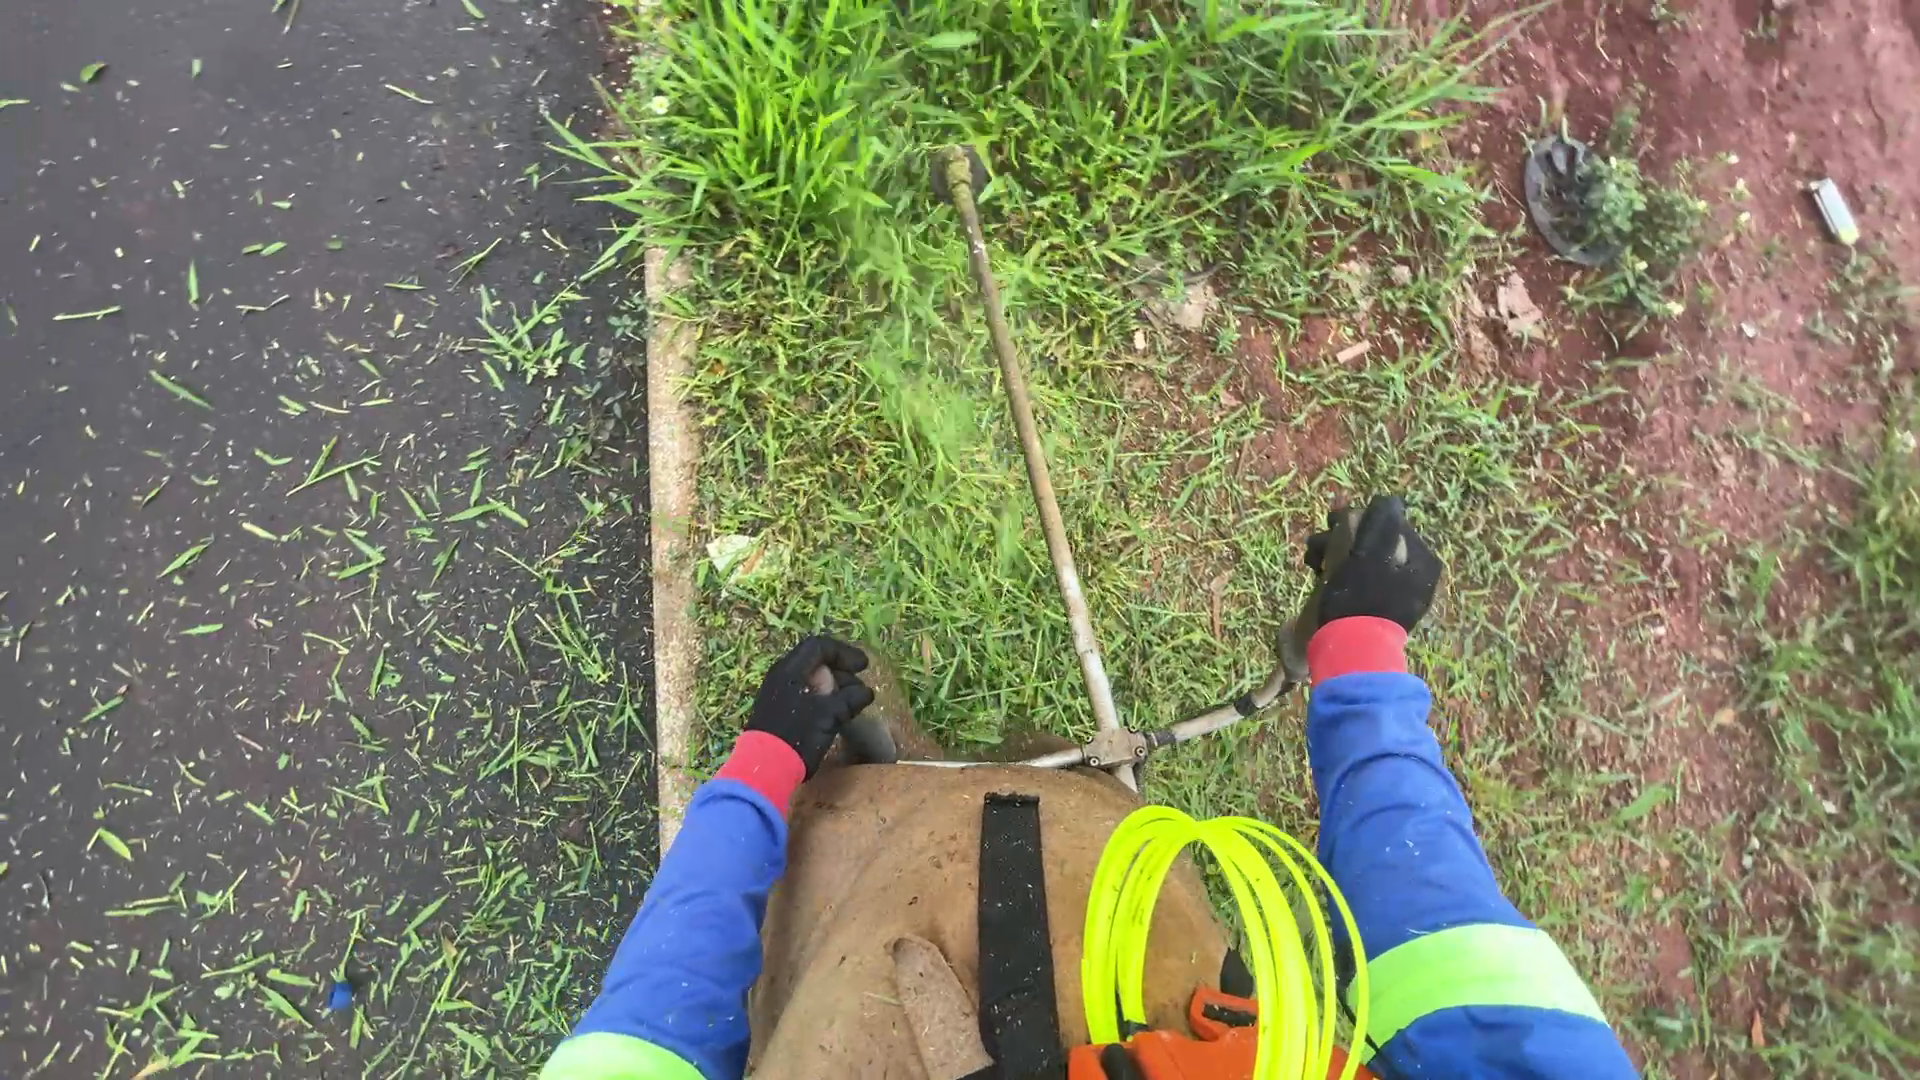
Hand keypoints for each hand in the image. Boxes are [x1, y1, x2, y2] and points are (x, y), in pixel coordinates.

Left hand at [748, 636, 874, 776]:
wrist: (764, 767)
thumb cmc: (798, 735)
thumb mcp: (830, 715)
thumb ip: (850, 699)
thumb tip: (866, 692)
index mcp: (792, 669)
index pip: (820, 646)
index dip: (845, 653)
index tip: (862, 667)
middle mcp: (781, 674)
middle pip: (815, 660)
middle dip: (840, 670)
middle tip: (858, 684)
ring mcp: (776, 691)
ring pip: (809, 677)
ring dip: (832, 685)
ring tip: (849, 701)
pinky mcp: (775, 708)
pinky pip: (802, 691)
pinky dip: (820, 696)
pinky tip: (832, 712)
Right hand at [1301, 494, 1442, 633]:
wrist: (1350, 648)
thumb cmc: (1359, 597)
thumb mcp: (1370, 550)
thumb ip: (1381, 519)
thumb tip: (1386, 500)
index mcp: (1421, 560)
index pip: (1390, 522)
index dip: (1359, 519)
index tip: (1332, 524)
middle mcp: (1413, 575)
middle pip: (1374, 540)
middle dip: (1342, 537)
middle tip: (1316, 547)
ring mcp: (1395, 593)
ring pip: (1362, 557)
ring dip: (1334, 553)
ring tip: (1312, 563)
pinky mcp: (1373, 608)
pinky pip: (1356, 577)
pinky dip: (1337, 573)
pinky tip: (1319, 576)